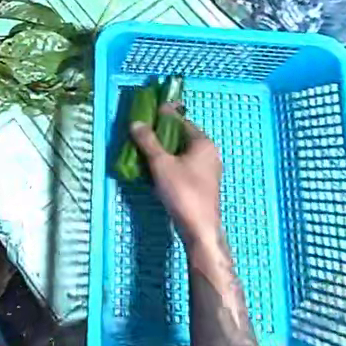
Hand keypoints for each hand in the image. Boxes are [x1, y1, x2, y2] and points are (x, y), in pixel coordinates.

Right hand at [133, 107, 227, 270]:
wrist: (199, 229)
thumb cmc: (183, 191)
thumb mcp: (160, 163)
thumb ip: (148, 141)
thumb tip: (137, 122)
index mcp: (203, 143)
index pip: (180, 121)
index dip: (161, 117)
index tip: (144, 116)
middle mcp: (209, 153)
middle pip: (180, 136)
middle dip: (160, 135)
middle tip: (139, 134)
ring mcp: (207, 170)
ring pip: (181, 152)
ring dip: (163, 150)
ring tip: (142, 151)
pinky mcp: (202, 184)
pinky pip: (183, 165)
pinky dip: (169, 163)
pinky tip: (153, 169)